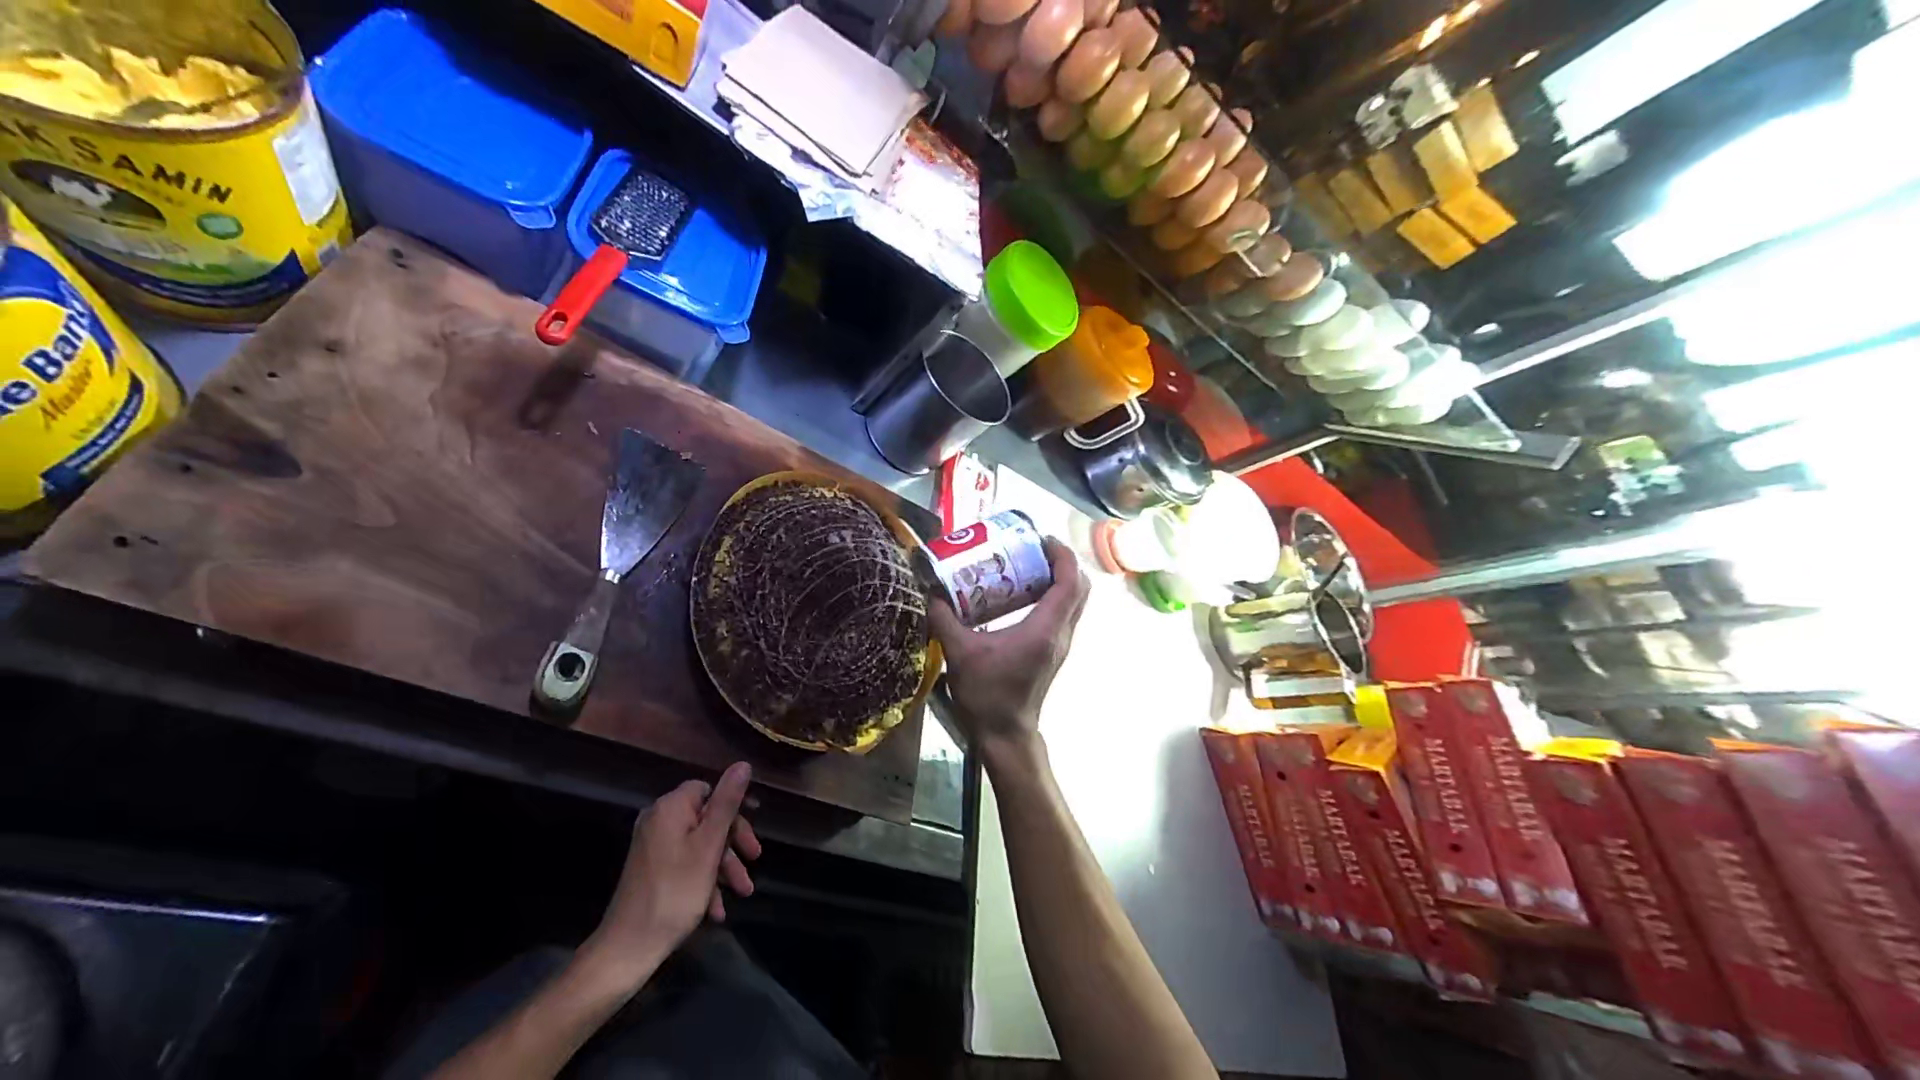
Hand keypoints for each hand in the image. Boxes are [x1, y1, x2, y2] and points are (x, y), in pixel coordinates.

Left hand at [579, 762, 760, 989]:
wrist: (628, 948)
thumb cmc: (676, 891)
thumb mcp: (709, 845)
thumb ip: (727, 803)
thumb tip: (742, 764)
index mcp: (670, 808)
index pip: (708, 789)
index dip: (734, 805)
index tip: (755, 824)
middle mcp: (658, 821)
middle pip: (706, 818)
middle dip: (733, 842)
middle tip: (754, 859)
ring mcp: (653, 847)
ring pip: (700, 845)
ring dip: (724, 866)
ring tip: (743, 892)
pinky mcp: (652, 871)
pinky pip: (686, 864)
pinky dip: (705, 881)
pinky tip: (718, 909)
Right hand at [928, 537, 1089, 756]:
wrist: (1005, 734)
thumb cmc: (987, 694)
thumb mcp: (959, 652)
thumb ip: (943, 618)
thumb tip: (929, 589)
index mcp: (1045, 629)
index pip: (1069, 581)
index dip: (1061, 554)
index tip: (1040, 538)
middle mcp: (1061, 633)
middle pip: (1079, 588)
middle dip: (1062, 562)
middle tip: (1032, 549)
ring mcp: (1060, 645)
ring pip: (1074, 602)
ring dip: (1058, 579)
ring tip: (1026, 567)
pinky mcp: (1053, 652)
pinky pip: (1063, 614)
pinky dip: (1051, 597)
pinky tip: (1020, 597)